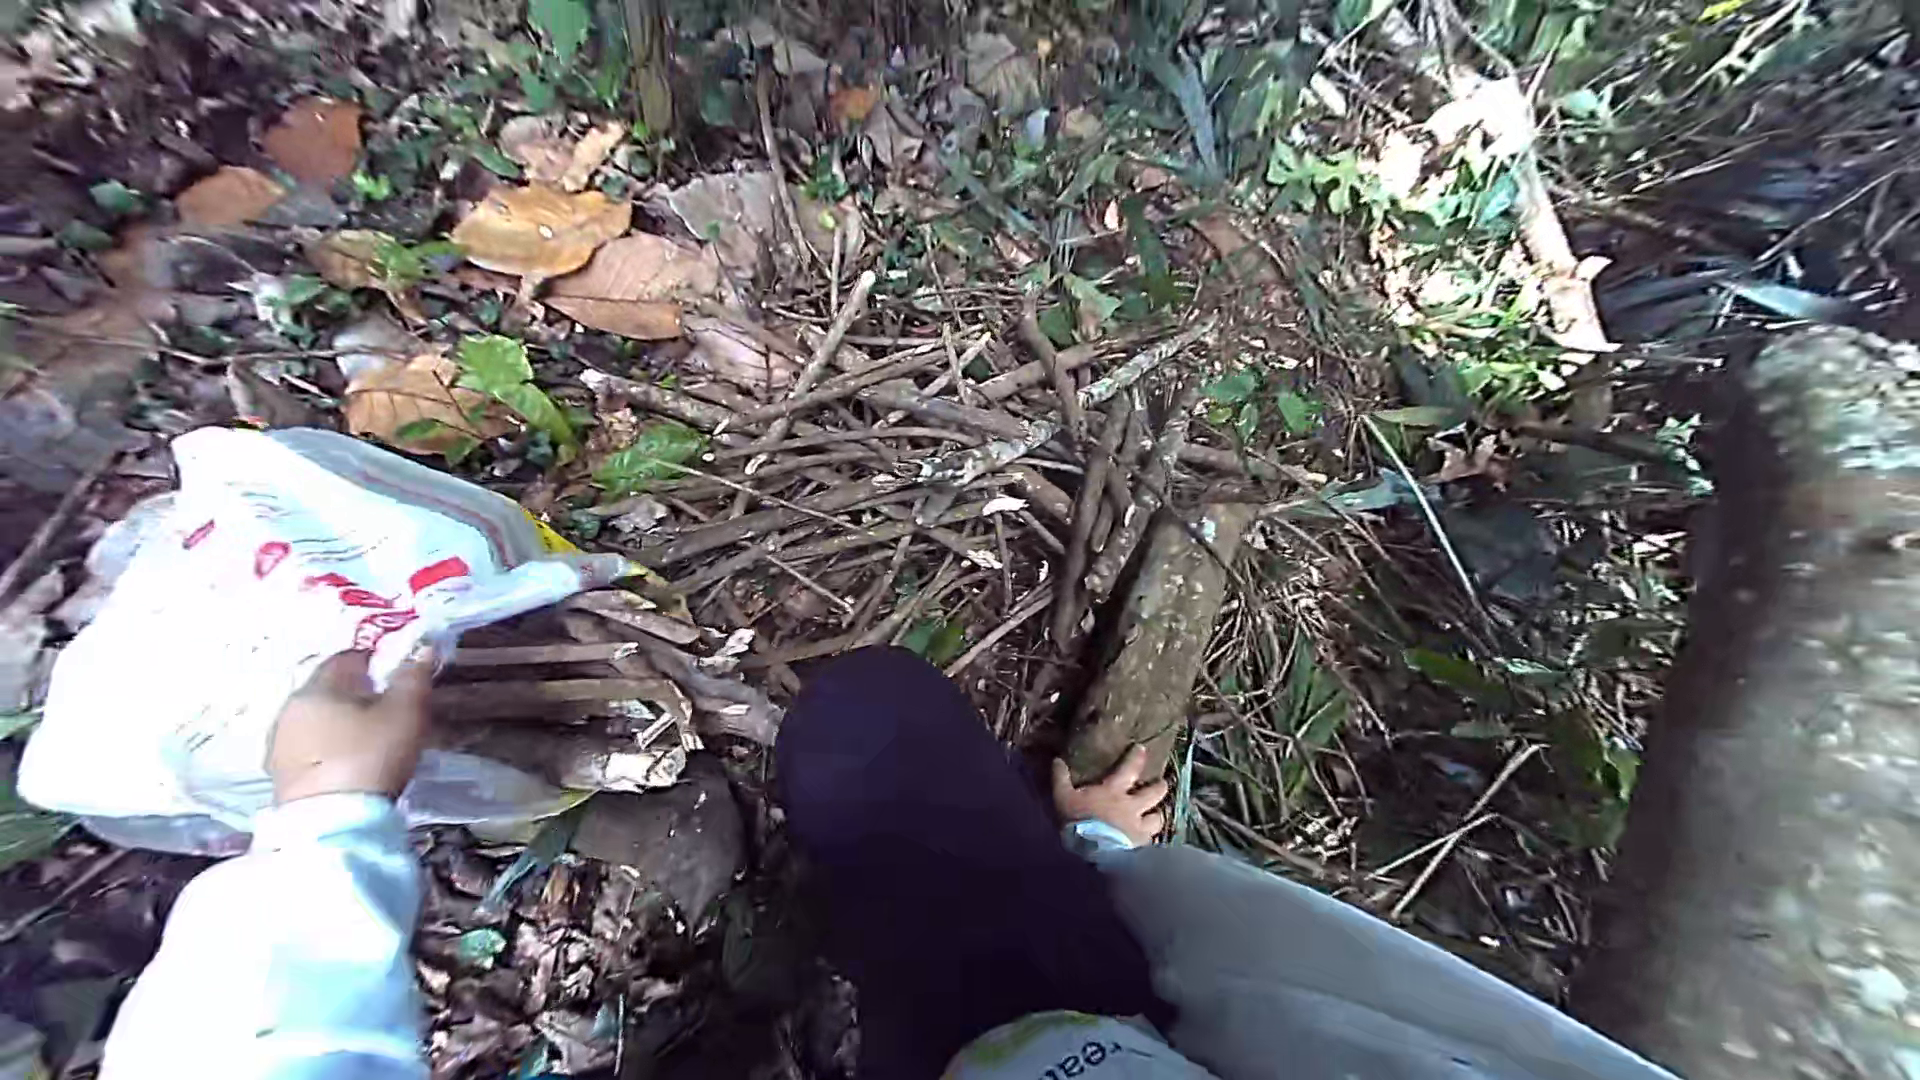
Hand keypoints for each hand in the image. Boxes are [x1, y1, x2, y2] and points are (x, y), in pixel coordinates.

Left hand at [269, 648, 435, 804]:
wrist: (334, 817)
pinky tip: (355, 752)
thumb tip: (421, 648)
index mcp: (316, 689)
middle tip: (394, 700)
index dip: (376, 657)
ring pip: (320, 715)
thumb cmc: (372, 751)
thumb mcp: (407, 708)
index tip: (401, 669)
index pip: (346, 657)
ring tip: (377, 728)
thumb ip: (414, 675)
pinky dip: (333, 739)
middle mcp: (288, 710)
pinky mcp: (281, 770)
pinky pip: (312, 741)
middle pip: (330, 687)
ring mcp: (279, 742)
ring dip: (345, 716)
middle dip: (360, 688)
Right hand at [1051, 744, 1168, 847]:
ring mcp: (1138, 827)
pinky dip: (1152, 836)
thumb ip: (1061, 777)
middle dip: (1160, 786)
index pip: (1129, 769)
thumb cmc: (1078, 820)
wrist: (1091, 850)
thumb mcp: (1063, 796)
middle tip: (1164, 782)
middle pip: (1153, 793)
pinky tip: (1150, 838)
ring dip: (1158, 814)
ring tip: (1158, 813)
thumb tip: (1058, 760)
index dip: (1136, 758)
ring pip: (1157, 818)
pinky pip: (1151, 839)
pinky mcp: (1141, 846)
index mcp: (1114, 791)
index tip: (1143, 749)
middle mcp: (1131, 806)